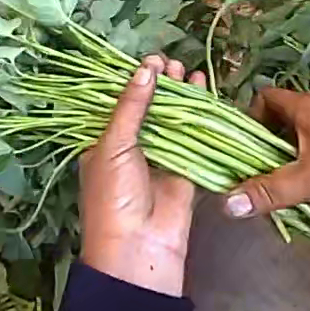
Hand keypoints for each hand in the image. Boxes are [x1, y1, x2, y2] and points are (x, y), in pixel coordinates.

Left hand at [79, 56, 202, 296]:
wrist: (138, 249)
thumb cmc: (114, 194)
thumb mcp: (114, 145)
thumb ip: (132, 106)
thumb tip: (146, 69)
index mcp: (104, 143)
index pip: (120, 103)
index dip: (135, 81)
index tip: (151, 61)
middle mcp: (131, 148)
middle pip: (148, 109)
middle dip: (160, 85)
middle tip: (172, 63)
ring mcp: (159, 159)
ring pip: (172, 120)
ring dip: (180, 97)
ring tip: (187, 71)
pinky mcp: (185, 170)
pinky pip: (194, 139)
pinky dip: (200, 118)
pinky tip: (205, 94)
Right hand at [224, 88, 309, 218]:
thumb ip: (269, 192)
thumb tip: (224, 204)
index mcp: (306, 105)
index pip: (264, 97)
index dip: (248, 118)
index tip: (242, 148)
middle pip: (282, 115)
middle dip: (266, 141)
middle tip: (258, 171)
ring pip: (305, 130)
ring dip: (291, 152)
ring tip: (285, 182)